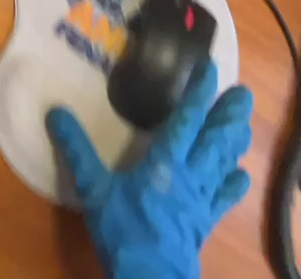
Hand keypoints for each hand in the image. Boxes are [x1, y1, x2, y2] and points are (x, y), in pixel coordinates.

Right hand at [47, 64, 252, 278]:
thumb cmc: (124, 231)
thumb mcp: (92, 188)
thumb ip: (75, 148)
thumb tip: (54, 110)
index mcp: (164, 161)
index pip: (186, 119)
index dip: (199, 93)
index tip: (212, 69)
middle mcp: (189, 175)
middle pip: (214, 139)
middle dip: (228, 115)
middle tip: (244, 93)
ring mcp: (201, 201)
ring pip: (222, 164)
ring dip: (234, 142)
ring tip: (246, 123)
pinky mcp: (205, 223)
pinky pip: (223, 199)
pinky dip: (233, 185)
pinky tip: (242, 176)